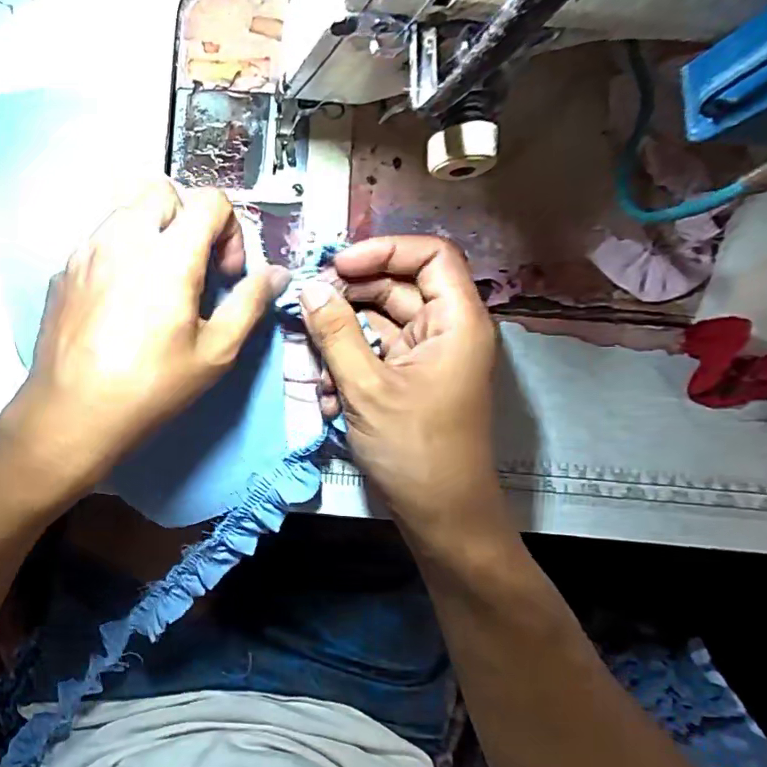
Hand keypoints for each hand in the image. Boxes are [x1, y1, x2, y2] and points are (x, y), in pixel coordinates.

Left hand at [0, 178, 288, 494]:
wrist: (70, 415)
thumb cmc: (150, 387)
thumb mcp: (215, 352)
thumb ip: (250, 303)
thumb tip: (276, 274)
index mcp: (169, 255)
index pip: (209, 201)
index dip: (230, 231)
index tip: (226, 273)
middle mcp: (123, 239)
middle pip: (163, 190)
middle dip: (189, 218)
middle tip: (196, 265)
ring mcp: (86, 251)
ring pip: (126, 209)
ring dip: (154, 230)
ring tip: (161, 280)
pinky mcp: (63, 270)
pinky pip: (100, 238)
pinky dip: (123, 250)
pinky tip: (125, 299)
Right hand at [299, 235, 502, 533]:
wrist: (441, 516)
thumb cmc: (415, 450)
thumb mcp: (366, 388)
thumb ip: (335, 332)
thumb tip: (309, 287)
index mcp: (458, 320)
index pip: (431, 255)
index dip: (384, 250)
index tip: (338, 267)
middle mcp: (448, 330)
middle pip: (399, 286)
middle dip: (351, 295)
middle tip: (308, 306)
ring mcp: (429, 356)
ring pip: (382, 321)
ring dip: (343, 336)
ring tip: (312, 360)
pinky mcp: (411, 380)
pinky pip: (378, 353)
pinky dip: (351, 363)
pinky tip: (326, 393)